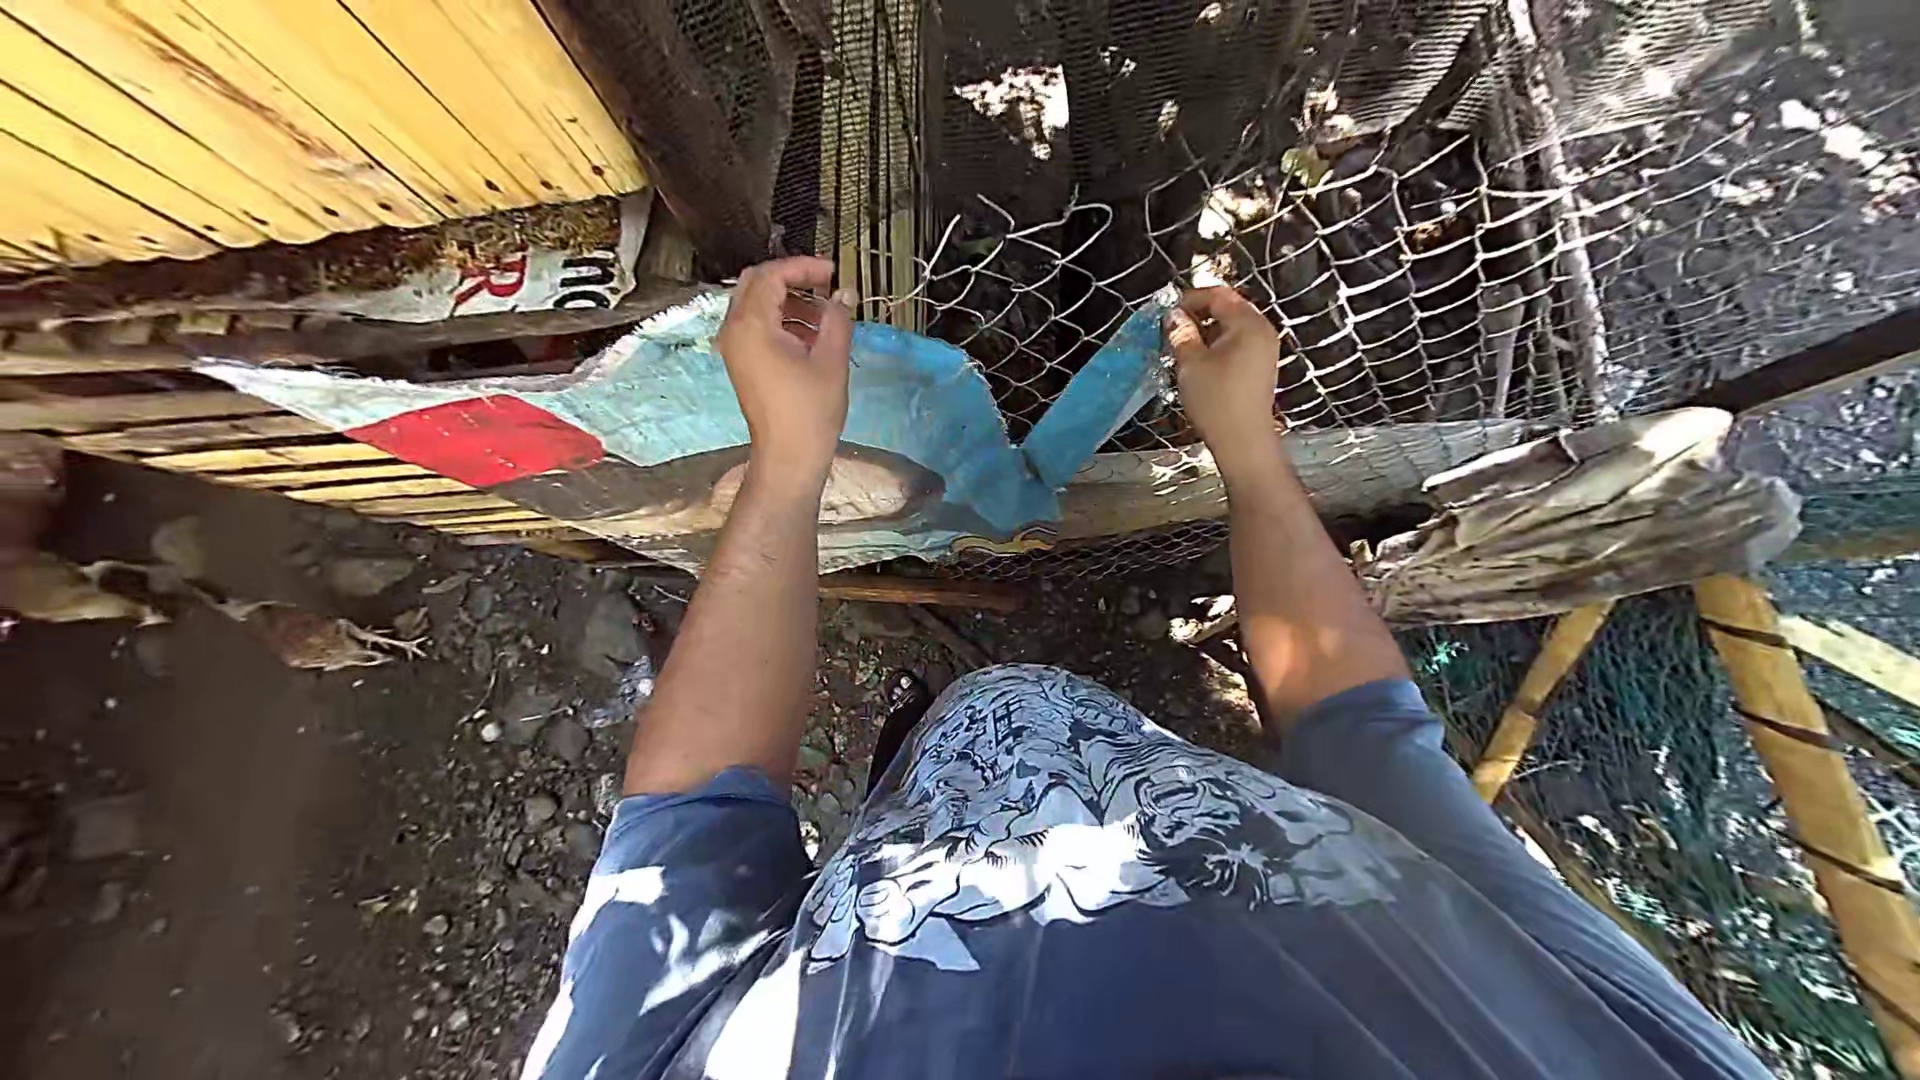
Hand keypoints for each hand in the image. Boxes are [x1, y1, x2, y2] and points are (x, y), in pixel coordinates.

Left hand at [715, 257, 855, 485]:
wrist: (789, 457)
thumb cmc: (811, 411)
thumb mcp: (831, 361)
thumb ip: (837, 318)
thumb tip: (844, 292)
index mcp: (752, 326)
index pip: (771, 275)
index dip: (803, 267)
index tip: (833, 272)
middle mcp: (734, 331)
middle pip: (757, 284)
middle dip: (792, 280)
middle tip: (825, 286)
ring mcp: (735, 349)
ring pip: (757, 306)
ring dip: (789, 302)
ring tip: (825, 318)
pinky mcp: (742, 364)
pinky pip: (757, 328)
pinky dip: (782, 322)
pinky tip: (811, 339)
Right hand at [1166, 286, 1282, 481]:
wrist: (1243, 440)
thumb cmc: (1216, 400)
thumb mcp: (1191, 364)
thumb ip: (1181, 334)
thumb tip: (1174, 316)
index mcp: (1248, 324)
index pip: (1219, 295)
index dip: (1191, 298)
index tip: (1167, 311)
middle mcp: (1262, 331)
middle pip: (1228, 309)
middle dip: (1198, 315)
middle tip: (1172, 329)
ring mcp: (1264, 349)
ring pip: (1231, 328)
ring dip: (1205, 332)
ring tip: (1181, 346)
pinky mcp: (1260, 367)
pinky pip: (1237, 344)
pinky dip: (1217, 346)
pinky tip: (1199, 361)